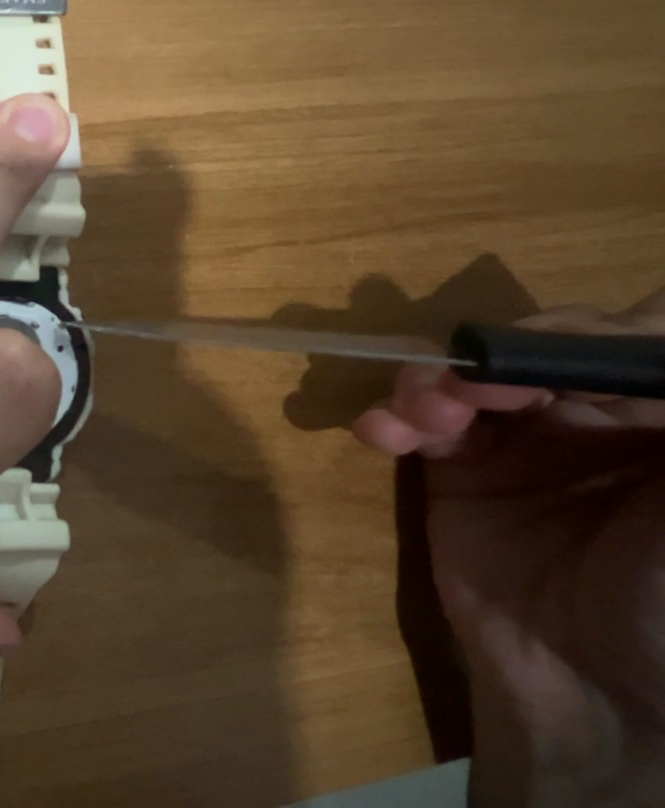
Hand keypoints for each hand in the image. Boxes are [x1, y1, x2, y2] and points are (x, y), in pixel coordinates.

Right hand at [354, 291, 664, 807]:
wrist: (601, 691)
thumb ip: (664, 405)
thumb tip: (639, 325)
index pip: (636, 338)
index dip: (587, 333)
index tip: (547, 358)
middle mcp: (607, 415)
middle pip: (544, 344)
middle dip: (500, 356)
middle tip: (477, 386)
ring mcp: (526, 439)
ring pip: (471, 373)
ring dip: (434, 381)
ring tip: (421, 414)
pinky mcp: (458, 465)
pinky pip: (420, 418)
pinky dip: (393, 416)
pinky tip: (381, 433)